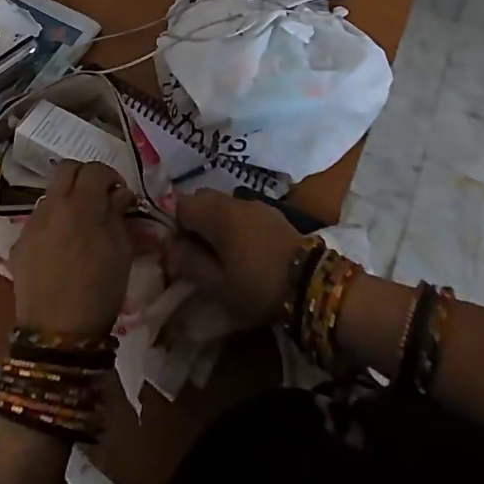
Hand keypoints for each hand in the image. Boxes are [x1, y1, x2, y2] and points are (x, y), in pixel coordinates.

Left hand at [9, 161, 135, 336]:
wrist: (57, 334)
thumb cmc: (99, 292)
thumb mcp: (121, 252)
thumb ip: (117, 215)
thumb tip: (117, 194)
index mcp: (80, 205)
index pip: (93, 168)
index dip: (109, 175)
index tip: (119, 193)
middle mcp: (51, 206)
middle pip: (66, 169)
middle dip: (85, 176)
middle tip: (99, 197)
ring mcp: (31, 223)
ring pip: (49, 193)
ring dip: (67, 198)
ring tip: (80, 225)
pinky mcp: (18, 242)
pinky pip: (38, 220)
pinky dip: (53, 222)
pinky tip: (61, 248)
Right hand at [162, 189, 303, 328]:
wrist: (313, 285)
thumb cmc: (257, 285)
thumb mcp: (217, 284)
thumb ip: (188, 262)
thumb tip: (170, 246)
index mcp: (214, 213)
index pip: (180, 204)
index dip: (176, 225)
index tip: (184, 250)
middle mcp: (232, 200)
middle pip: (201, 199)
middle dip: (196, 219)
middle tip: (202, 251)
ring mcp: (255, 203)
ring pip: (222, 204)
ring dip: (217, 221)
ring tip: (224, 251)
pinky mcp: (273, 212)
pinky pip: (242, 211)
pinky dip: (237, 223)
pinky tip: (246, 248)